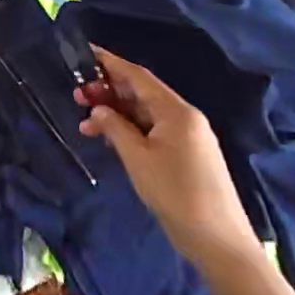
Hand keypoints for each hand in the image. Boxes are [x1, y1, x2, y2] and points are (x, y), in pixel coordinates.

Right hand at [76, 47, 261, 272]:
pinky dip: (128, 129)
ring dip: (114, 114)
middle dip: (107, 91)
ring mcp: (187, 137)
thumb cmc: (175, 192)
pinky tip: (108, 138)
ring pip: (143, 113)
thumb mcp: (137, 157)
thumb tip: (99, 108)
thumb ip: (114, 126)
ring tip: (86, 123)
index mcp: (176, 112)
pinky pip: (151, 130)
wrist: (218, 242)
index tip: (85, 52)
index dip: (110, 62)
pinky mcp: (185, 155)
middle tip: (76, 96)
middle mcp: (184, 118)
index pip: (138, 76)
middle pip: (140, 93)